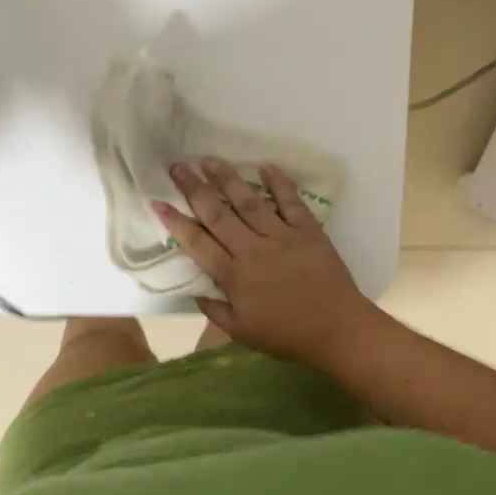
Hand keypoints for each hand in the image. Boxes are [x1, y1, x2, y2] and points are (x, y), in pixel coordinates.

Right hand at [156, 159, 380, 368]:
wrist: (338, 330)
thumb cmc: (287, 335)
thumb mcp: (241, 332)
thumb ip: (215, 310)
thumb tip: (196, 291)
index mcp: (234, 276)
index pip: (197, 243)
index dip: (175, 222)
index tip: (157, 202)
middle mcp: (252, 249)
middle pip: (217, 213)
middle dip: (194, 188)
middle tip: (177, 167)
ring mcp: (281, 236)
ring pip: (248, 201)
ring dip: (227, 178)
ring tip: (209, 159)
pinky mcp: (308, 231)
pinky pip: (290, 202)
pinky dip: (279, 183)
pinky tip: (265, 166)